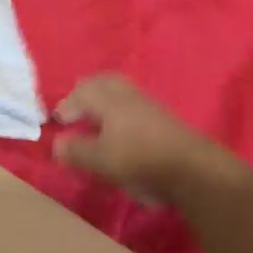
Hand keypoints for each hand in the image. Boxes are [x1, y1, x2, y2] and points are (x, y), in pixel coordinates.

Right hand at [51, 73, 245, 204]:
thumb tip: (56, 144)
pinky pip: (134, 103)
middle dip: (86, 94)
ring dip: (105, 101)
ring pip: (120, 91)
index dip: (66, 106)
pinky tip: (123, 130)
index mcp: (106, 98)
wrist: (196, 169)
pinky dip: (122, 110)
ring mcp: (148, 103)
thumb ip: (76, 151)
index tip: (58, 121)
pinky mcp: (165, 117)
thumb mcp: (102, 160)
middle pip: (101, 82)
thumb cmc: (141, 160)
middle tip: (77, 110)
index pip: (79, 94)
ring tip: (98, 119)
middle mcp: (126, 94)